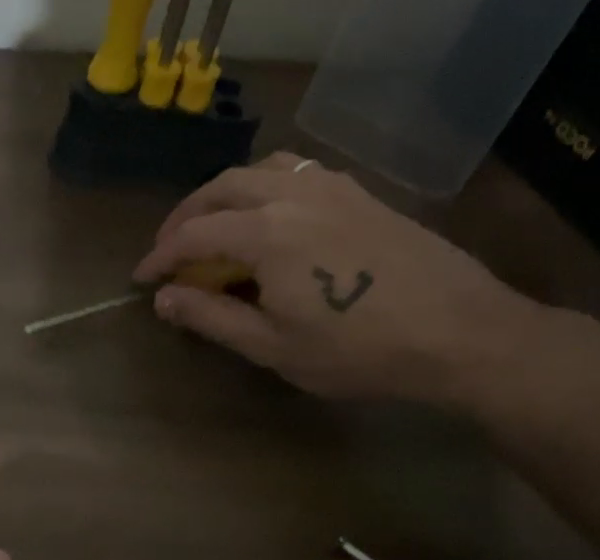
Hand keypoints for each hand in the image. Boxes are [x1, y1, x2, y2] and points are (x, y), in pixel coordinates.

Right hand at [134, 152, 549, 403]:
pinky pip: (300, 172)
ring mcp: (334, 188)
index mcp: (267, 233)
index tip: (141, 280)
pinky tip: (271, 218)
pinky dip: (267, 187)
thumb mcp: (272, 347)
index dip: (161, 256)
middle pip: (224, 187)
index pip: (194, 233)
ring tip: (214, 226)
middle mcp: (295, 195)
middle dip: (187, 215)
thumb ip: (212, 318)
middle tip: (169, 249)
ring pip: (264, 169)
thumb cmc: (356, 351)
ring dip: (227, 193)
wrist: (458, 333)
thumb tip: (164, 299)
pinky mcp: (363, 195)